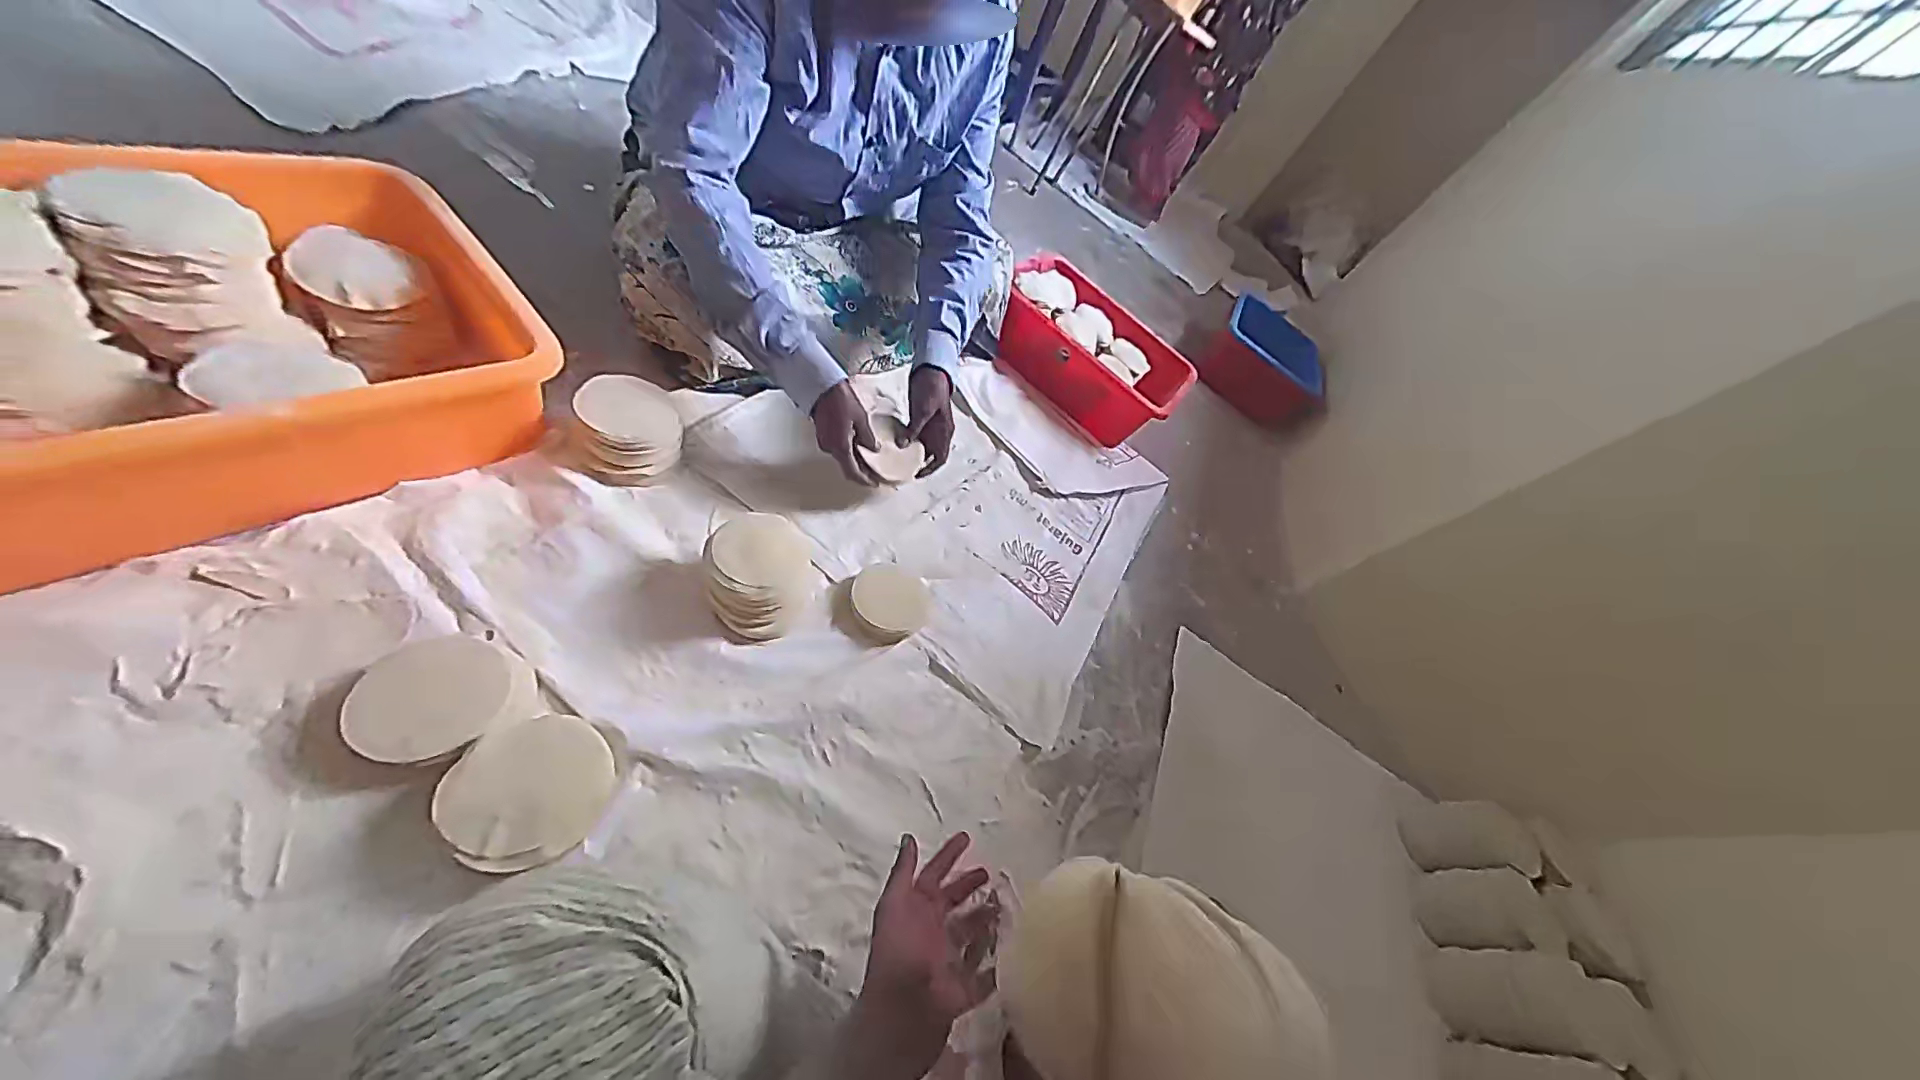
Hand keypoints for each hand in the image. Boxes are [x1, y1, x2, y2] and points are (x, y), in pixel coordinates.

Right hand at [813, 380, 879, 486]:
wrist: (820, 386)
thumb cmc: (841, 399)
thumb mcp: (861, 419)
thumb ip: (868, 437)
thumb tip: (874, 449)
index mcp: (840, 447)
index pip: (853, 472)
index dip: (864, 480)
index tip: (874, 483)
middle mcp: (830, 448)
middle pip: (847, 467)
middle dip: (861, 472)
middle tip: (875, 474)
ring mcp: (824, 442)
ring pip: (842, 458)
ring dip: (854, 462)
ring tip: (869, 461)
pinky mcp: (822, 435)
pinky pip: (837, 449)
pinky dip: (848, 452)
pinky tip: (857, 447)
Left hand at [849, 832, 996, 1079]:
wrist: (899, 1021)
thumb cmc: (896, 958)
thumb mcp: (894, 908)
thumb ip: (903, 874)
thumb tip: (909, 838)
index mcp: (915, 911)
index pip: (934, 876)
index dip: (949, 856)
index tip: (967, 838)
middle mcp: (931, 932)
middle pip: (954, 902)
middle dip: (970, 885)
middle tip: (991, 873)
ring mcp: (948, 962)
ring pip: (971, 934)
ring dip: (987, 919)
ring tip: (1005, 904)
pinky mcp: (963, 990)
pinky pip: (985, 973)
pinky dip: (998, 962)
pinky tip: (1014, 948)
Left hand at [905, 366, 954, 477]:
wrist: (930, 371)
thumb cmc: (932, 389)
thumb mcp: (923, 410)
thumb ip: (914, 428)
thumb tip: (903, 444)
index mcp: (944, 432)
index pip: (940, 457)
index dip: (930, 468)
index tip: (917, 474)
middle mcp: (938, 433)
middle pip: (930, 455)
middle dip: (919, 463)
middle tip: (904, 470)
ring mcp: (929, 426)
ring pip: (921, 446)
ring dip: (912, 453)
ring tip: (898, 459)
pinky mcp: (920, 420)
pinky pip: (914, 436)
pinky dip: (907, 441)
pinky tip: (897, 444)